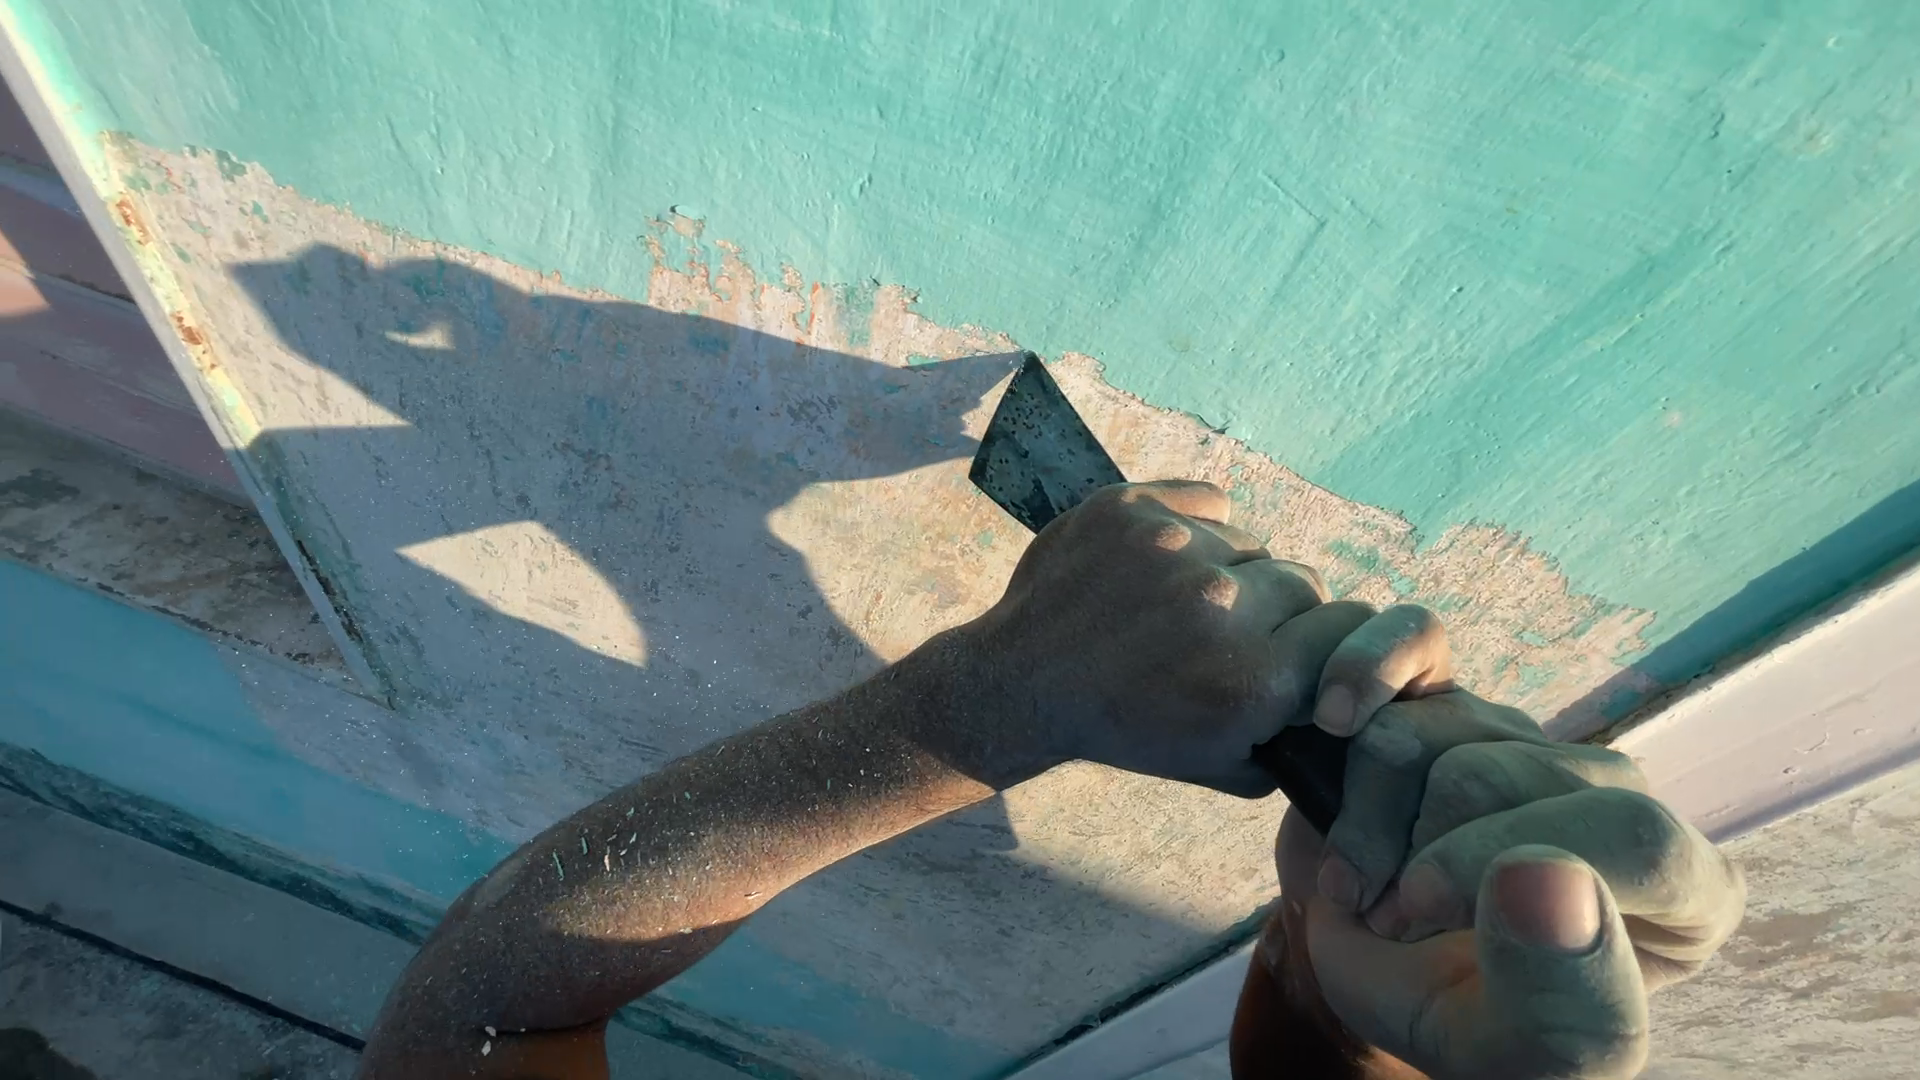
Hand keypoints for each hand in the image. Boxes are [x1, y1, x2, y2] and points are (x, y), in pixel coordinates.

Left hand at [965, 480, 1430, 796]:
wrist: (1025, 682)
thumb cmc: (1120, 727)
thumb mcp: (1219, 764)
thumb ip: (1292, 736)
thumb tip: (1341, 696)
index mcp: (1254, 675)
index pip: (1349, 626)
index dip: (1321, 639)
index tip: (1292, 647)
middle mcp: (1220, 603)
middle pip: (1299, 580)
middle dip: (1275, 607)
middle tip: (1226, 628)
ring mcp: (1170, 547)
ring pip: (1247, 542)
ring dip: (1228, 568)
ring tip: (1177, 600)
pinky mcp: (1129, 508)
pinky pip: (1205, 502)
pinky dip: (1195, 525)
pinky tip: (1161, 562)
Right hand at [1266, 680, 1744, 1078]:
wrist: (1358, 953)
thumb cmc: (1446, 1011)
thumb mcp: (1512, 1056)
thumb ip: (1565, 1007)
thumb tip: (1548, 877)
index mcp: (1675, 882)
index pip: (1626, 834)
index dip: (1490, 866)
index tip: (1408, 912)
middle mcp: (1601, 785)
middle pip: (1489, 772)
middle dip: (1404, 847)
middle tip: (1377, 909)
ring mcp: (1513, 728)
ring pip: (1420, 727)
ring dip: (1360, 808)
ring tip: (1354, 869)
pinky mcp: (1438, 690)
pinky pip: (1410, 638)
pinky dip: (1357, 676)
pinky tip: (1332, 722)